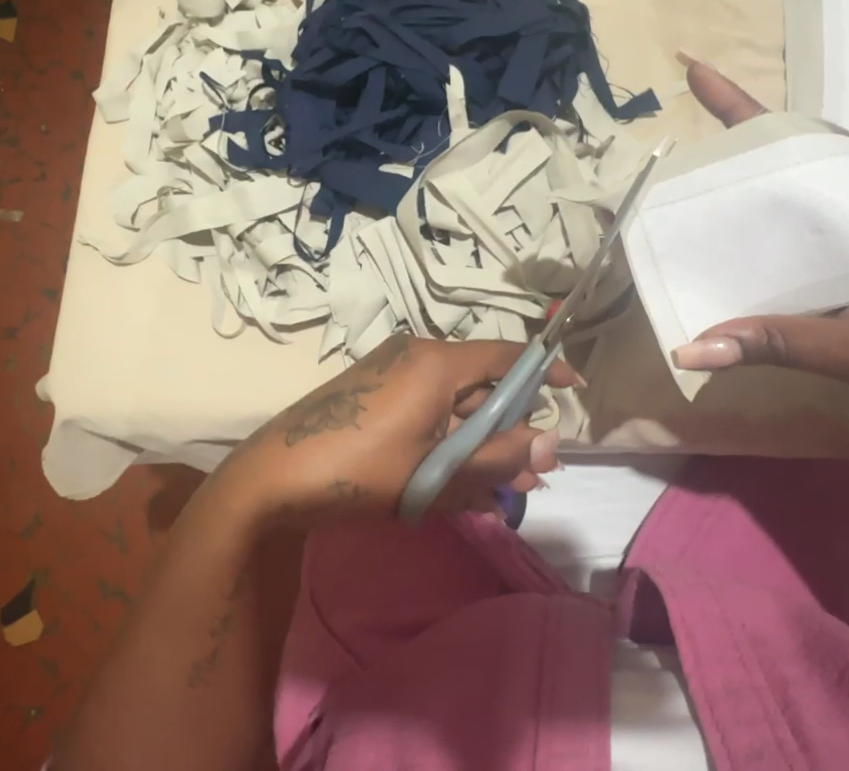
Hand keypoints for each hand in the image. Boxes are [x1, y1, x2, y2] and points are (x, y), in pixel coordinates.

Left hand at [207, 335, 571, 524]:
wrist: (274, 476)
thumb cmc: (360, 471)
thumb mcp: (435, 472)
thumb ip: (496, 459)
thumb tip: (550, 443)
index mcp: (436, 363)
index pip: (506, 356)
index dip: (544, 372)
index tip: (575, 388)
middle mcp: (417, 357)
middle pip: (481, 387)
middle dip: (511, 432)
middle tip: (535, 475)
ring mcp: (392, 374)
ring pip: (453, 406)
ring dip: (480, 446)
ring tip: (505, 492)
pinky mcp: (374, 394)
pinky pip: (426, 412)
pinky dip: (447, 443)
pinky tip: (461, 486)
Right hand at [668, 53, 848, 434]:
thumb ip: (788, 345)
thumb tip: (691, 346)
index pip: (803, 148)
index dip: (746, 111)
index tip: (696, 71)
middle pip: (793, 169)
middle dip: (735, 151)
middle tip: (674, 155)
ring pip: (798, 210)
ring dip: (748, 203)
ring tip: (688, 203)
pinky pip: (806, 250)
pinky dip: (766, 247)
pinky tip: (736, 264)